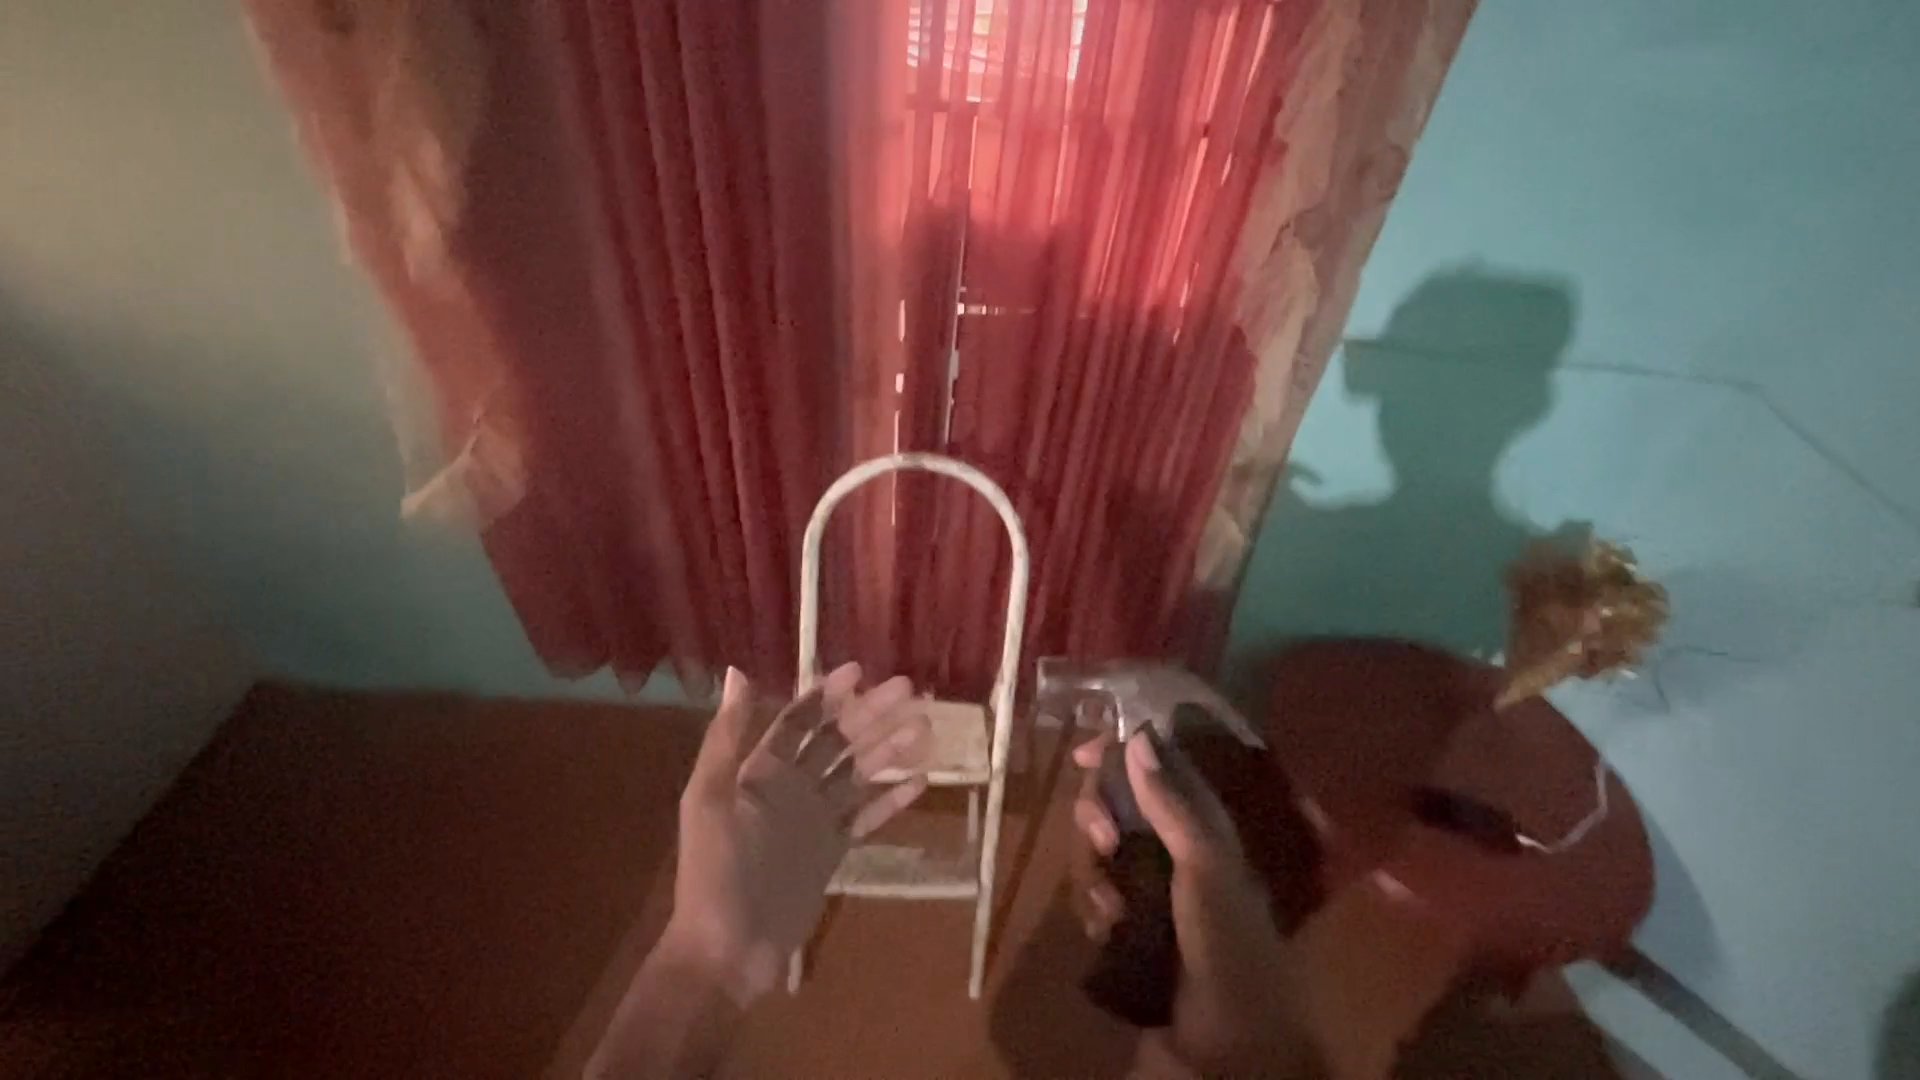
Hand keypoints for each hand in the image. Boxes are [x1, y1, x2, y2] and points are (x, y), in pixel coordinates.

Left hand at [665, 663, 931, 1004]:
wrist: (726, 949)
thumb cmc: (714, 870)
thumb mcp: (710, 797)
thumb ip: (726, 736)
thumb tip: (737, 673)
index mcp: (761, 772)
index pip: (800, 721)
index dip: (828, 695)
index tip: (860, 670)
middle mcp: (792, 788)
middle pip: (838, 741)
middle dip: (870, 714)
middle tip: (908, 689)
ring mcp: (815, 819)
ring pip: (859, 774)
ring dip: (889, 750)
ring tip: (925, 728)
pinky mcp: (833, 851)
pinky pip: (867, 817)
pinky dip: (892, 800)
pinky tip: (921, 782)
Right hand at [1071, 733, 1316, 1074]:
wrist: (1234, 1042)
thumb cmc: (1228, 941)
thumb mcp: (1205, 865)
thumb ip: (1172, 803)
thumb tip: (1137, 736)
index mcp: (1200, 823)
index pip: (1155, 766)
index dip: (1118, 752)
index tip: (1080, 754)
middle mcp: (1174, 846)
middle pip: (1116, 805)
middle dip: (1098, 815)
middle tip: (1102, 838)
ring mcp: (1152, 886)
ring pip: (1101, 851)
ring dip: (1095, 872)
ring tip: (1111, 904)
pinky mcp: (1133, 924)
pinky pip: (1097, 896)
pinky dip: (1097, 908)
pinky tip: (1109, 928)